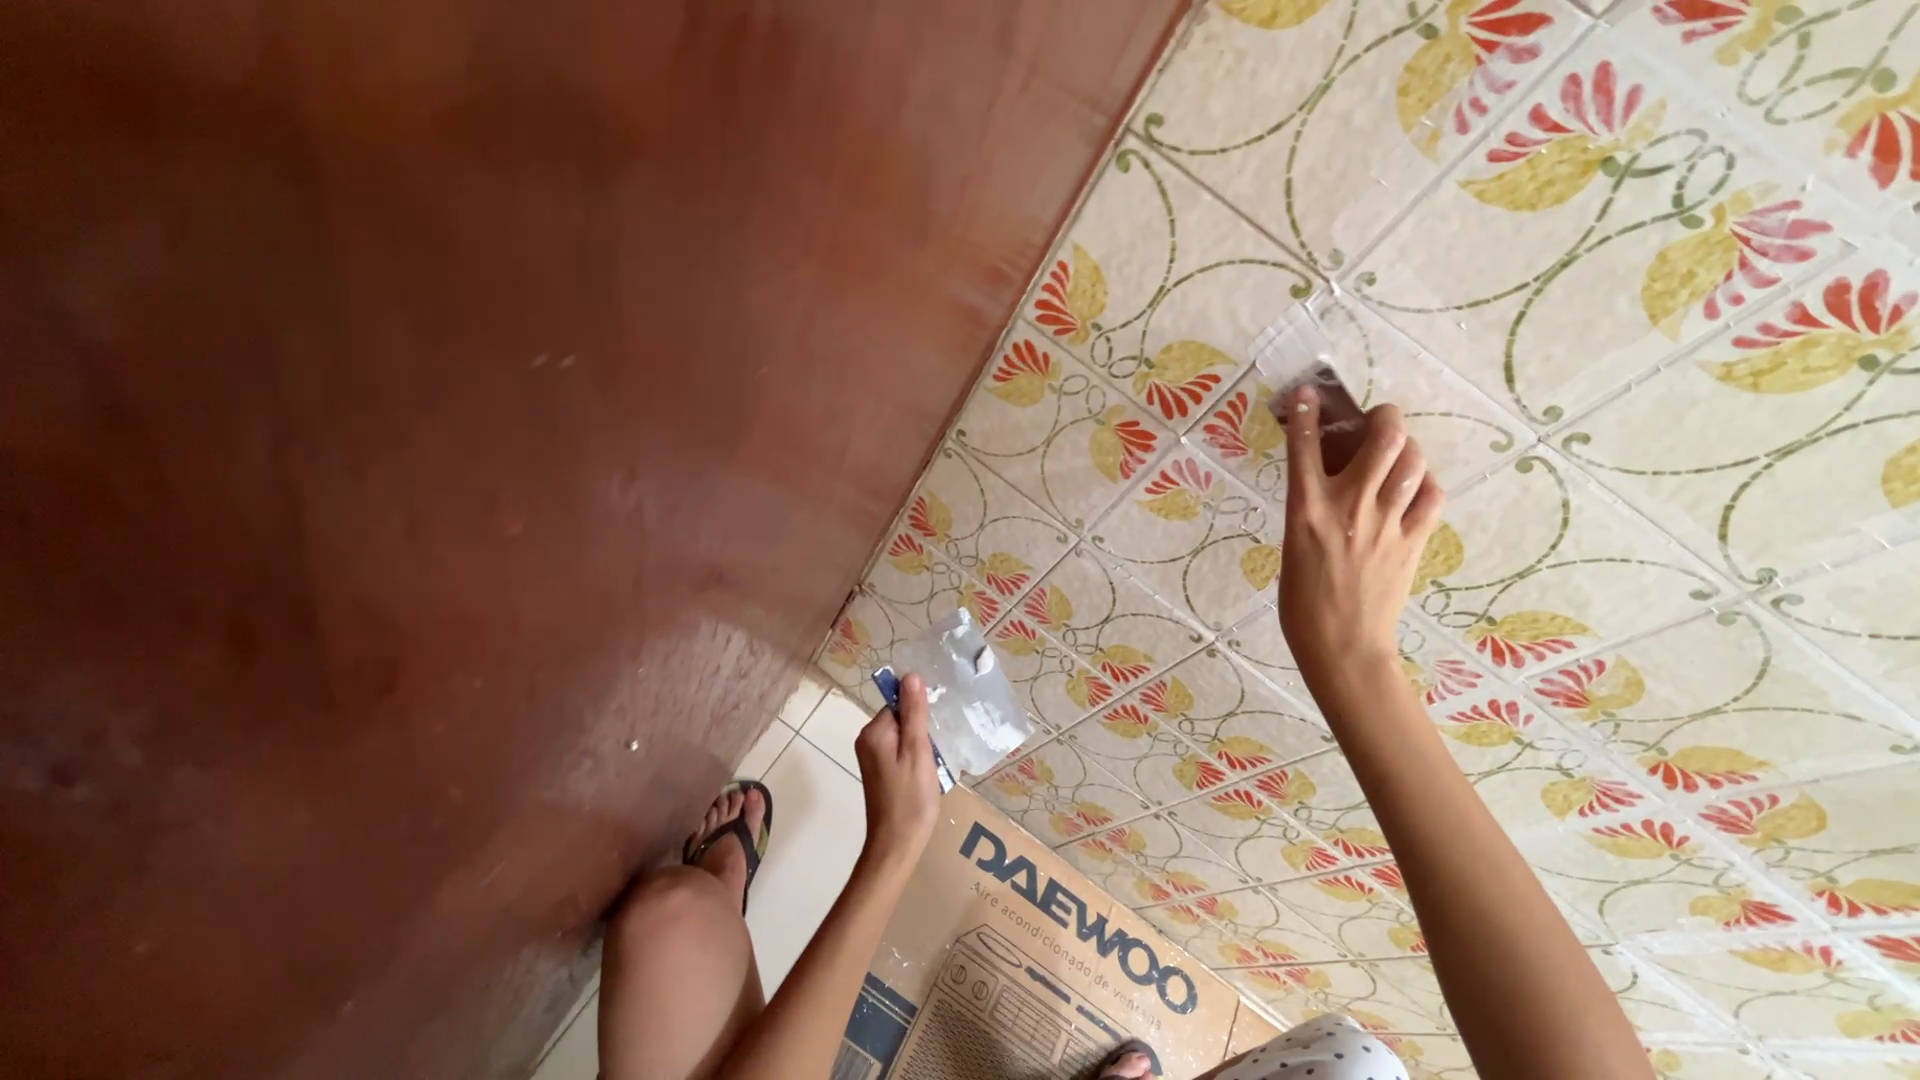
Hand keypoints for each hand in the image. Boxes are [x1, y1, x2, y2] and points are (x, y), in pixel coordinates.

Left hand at [854, 673, 941, 872]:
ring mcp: (871, 757)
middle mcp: (867, 740)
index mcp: (874, 732)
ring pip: (902, 737)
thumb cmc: (910, 798)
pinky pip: (899, 752)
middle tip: (935, 755)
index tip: (934, 735)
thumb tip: (911, 676)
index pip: (899, 704)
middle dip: (921, 732)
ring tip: (932, 767)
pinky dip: (914, 760)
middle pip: (900, 719)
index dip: (920, 716)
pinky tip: (925, 776)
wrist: (896, 844)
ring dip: (920, 747)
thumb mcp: (918, 751)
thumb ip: (914, 713)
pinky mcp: (878, 771)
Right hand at [1277, 383, 1444, 680]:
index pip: (1304, 447)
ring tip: (1398, 452)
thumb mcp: (1291, 546)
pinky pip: (1431, 496)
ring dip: (1406, 447)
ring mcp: (1386, 523)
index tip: (1307, 393)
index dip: (1305, 413)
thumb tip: (1323, 479)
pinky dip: (1424, 484)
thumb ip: (1308, 509)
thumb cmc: (1302, 601)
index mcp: (1305, 510)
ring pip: (1412, 461)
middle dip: (1384, 417)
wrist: (1342, 645)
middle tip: (1378, 419)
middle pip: (1383, 439)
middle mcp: (1348, 507)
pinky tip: (1415, 488)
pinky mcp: (1413, 541)